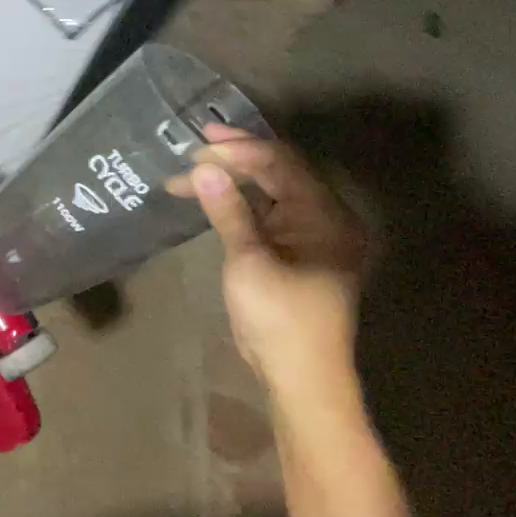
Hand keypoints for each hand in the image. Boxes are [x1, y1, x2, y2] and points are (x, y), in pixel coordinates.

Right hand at [166, 125, 369, 391]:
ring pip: (271, 190)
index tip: (200, 142)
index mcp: (324, 217)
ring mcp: (311, 236)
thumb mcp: (249, 260)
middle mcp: (325, 219)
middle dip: (235, 157)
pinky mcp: (296, 251)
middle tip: (192, 147)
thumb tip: (203, 168)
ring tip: (190, 171)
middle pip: (279, 171)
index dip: (241, 148)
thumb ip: (228, 210)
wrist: (301, 374)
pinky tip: (211, 196)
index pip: (281, 163)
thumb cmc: (279, 316)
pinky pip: (268, 210)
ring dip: (233, 178)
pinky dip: (239, 199)